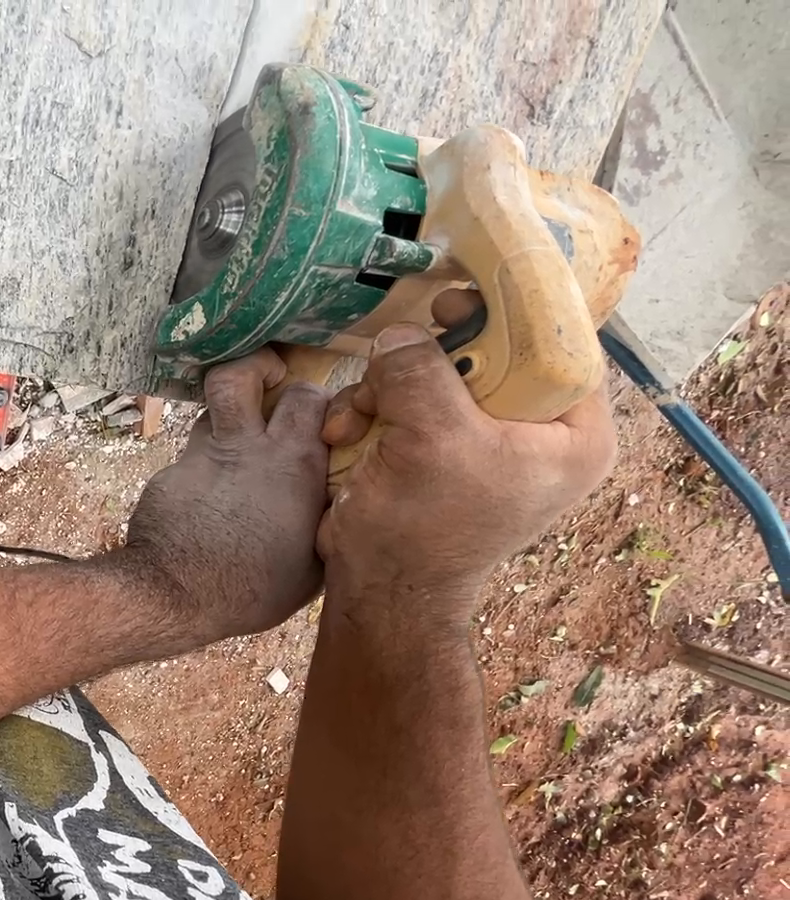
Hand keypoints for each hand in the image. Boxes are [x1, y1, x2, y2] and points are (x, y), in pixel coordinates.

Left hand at [121, 350, 331, 642]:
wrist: (177, 595)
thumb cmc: (255, 586)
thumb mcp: (316, 558)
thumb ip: (328, 515)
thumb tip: (337, 504)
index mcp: (293, 461)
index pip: (308, 395)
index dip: (309, 393)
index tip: (310, 406)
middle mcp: (243, 447)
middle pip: (237, 375)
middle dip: (252, 367)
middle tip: (263, 383)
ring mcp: (197, 458)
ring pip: (209, 414)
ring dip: (224, 421)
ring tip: (234, 448)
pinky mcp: (165, 477)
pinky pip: (186, 461)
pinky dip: (198, 473)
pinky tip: (200, 504)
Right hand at [319, 322, 616, 613]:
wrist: (374, 587)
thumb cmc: (422, 527)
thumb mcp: (432, 441)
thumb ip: (420, 375)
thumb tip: (397, 335)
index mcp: (567, 434)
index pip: (555, 348)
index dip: (504, 318)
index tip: (452, 301)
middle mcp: (526, 434)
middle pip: (478, 361)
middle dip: (418, 368)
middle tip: (385, 368)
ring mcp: (470, 445)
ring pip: (424, 382)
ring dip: (376, 396)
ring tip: (349, 425)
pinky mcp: (423, 454)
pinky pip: (396, 409)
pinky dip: (363, 416)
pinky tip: (341, 436)